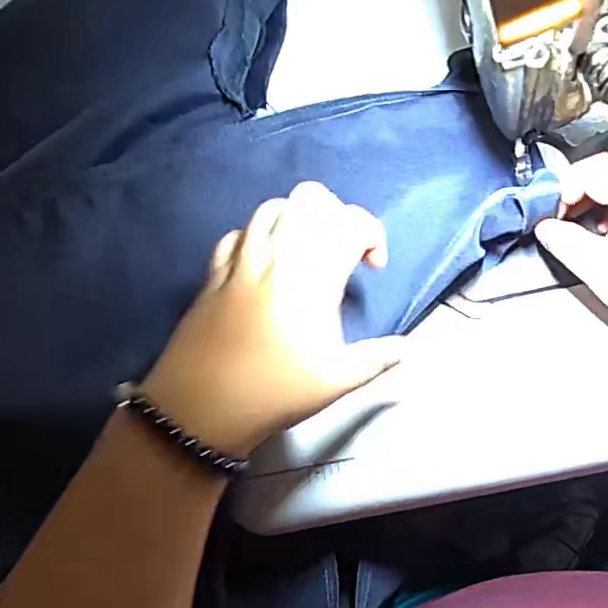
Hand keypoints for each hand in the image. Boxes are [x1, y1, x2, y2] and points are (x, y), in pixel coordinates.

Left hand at [140, 182, 405, 454]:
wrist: (201, 408)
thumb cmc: (276, 393)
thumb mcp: (337, 381)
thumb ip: (377, 358)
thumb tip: (407, 349)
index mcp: (312, 280)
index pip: (348, 224)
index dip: (371, 233)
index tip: (373, 266)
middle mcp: (276, 259)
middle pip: (309, 200)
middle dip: (337, 214)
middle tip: (343, 250)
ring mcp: (240, 263)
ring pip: (271, 208)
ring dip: (298, 220)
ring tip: (308, 254)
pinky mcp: (213, 274)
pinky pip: (238, 234)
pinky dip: (258, 238)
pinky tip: (266, 266)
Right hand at [532, 153, 607, 343]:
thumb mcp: (595, 264)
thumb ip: (563, 240)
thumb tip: (547, 228)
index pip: (592, 170)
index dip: (565, 189)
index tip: (553, 212)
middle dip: (579, 190)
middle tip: (561, 214)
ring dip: (596, 199)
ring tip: (581, 226)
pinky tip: (606, 235)